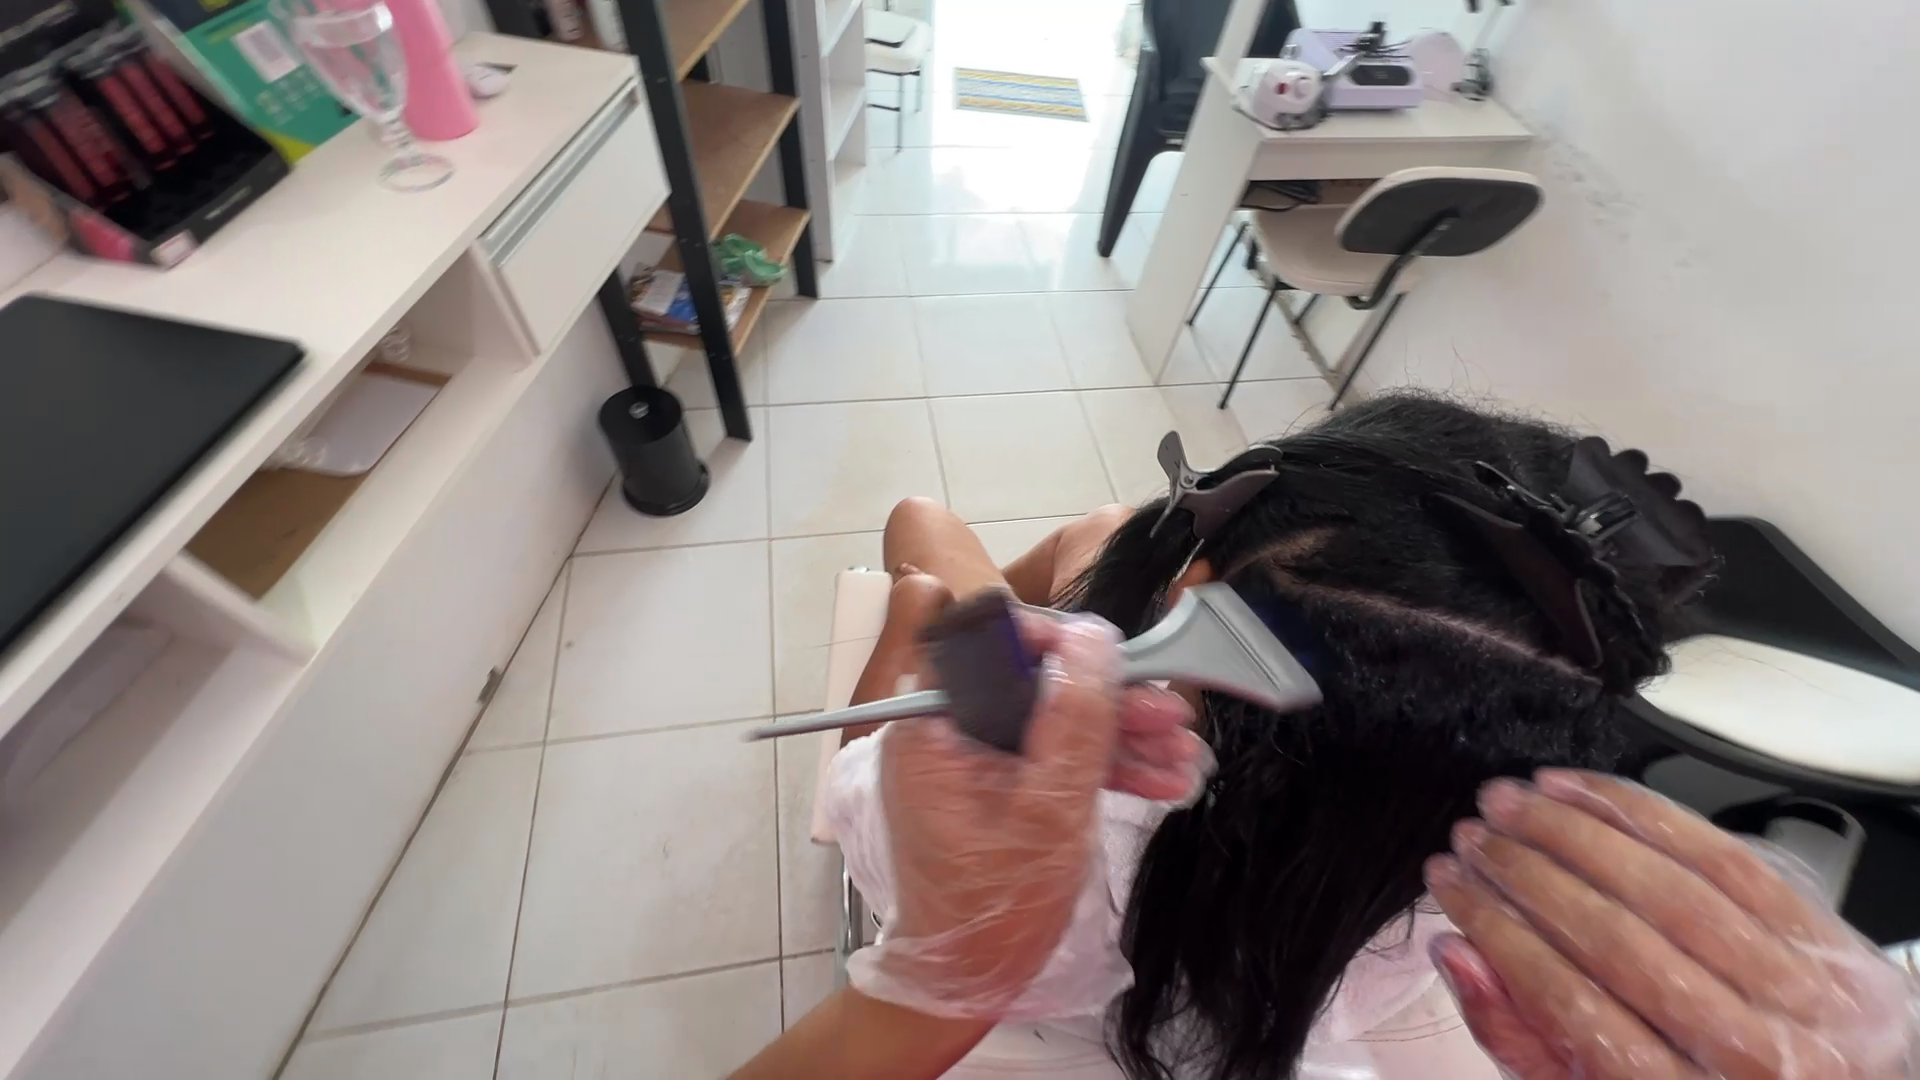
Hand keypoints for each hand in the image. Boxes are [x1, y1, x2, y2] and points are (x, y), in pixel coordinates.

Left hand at [858, 612, 1197, 1017]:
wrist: (971, 981)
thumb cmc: (999, 903)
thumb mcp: (1050, 806)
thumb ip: (1075, 717)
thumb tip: (1095, 635)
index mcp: (933, 724)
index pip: (984, 643)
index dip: (1051, 639)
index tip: (1110, 658)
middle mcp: (946, 730)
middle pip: (1033, 684)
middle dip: (1107, 700)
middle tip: (1172, 715)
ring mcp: (972, 759)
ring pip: (1049, 722)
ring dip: (1118, 737)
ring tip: (1184, 756)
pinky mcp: (995, 784)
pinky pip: (1047, 758)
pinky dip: (1098, 768)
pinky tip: (1159, 780)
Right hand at [1427, 770, 1918, 1079]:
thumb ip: (1514, 1035)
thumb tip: (1453, 951)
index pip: (1567, 1000)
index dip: (1491, 927)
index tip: (1445, 880)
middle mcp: (1762, 1058)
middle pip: (1615, 940)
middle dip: (1522, 872)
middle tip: (1469, 836)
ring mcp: (1808, 997)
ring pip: (1665, 889)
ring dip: (1566, 829)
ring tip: (1503, 799)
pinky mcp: (1829, 939)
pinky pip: (1720, 856)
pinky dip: (1633, 809)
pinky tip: (1568, 786)